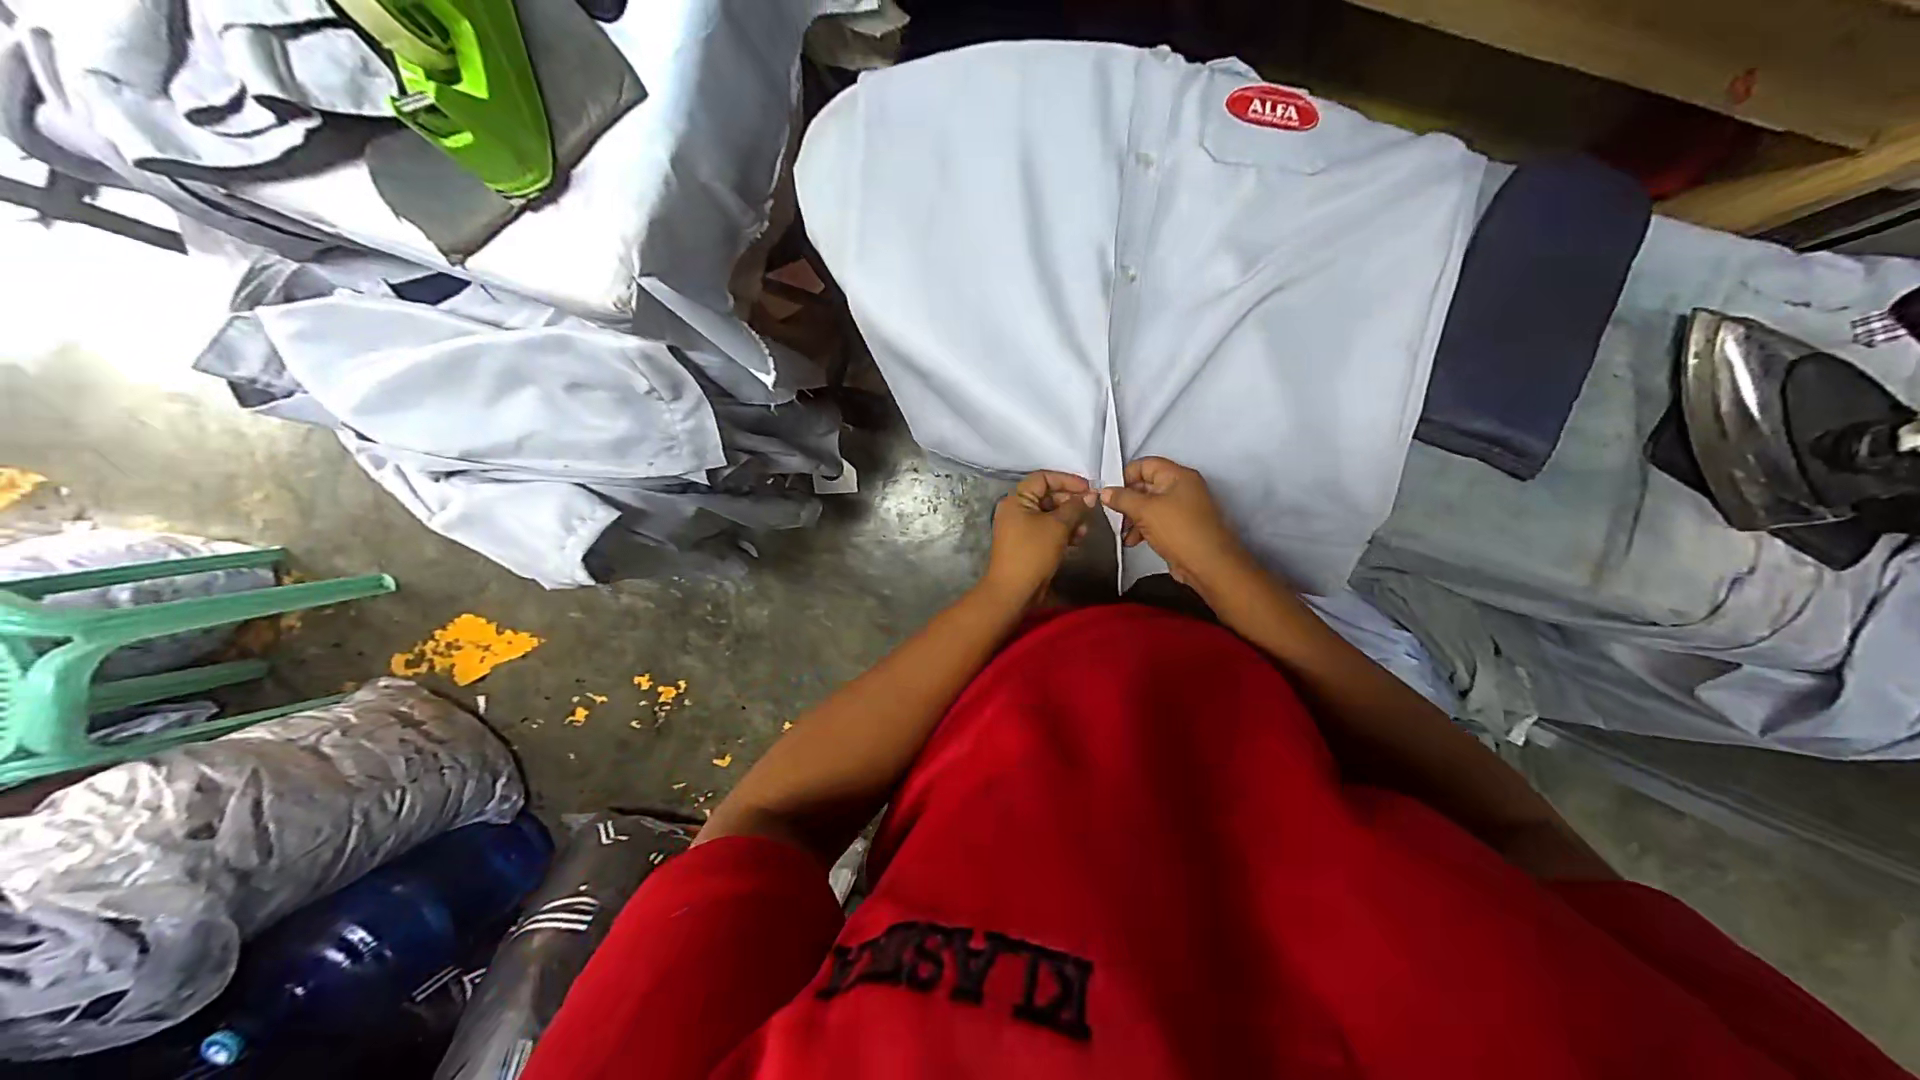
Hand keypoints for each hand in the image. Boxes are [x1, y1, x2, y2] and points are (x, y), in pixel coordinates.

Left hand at [984, 470, 1095, 605]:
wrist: (1014, 590)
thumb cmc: (1033, 552)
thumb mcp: (1058, 526)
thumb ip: (1075, 507)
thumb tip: (1090, 495)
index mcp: (1016, 499)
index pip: (1043, 478)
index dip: (1067, 480)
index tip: (1088, 488)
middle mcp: (1016, 509)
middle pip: (1047, 495)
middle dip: (1070, 502)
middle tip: (1090, 510)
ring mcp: (1020, 527)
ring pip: (1049, 514)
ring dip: (1069, 519)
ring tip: (1084, 530)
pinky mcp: (1027, 543)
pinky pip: (1047, 529)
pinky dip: (1062, 531)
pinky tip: (1077, 540)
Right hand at [1100, 457, 1252, 591]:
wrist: (1208, 565)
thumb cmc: (1182, 532)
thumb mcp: (1145, 511)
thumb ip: (1122, 498)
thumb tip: (1106, 492)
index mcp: (1177, 476)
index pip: (1145, 465)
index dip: (1125, 476)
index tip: (1110, 492)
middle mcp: (1182, 488)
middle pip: (1146, 485)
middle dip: (1127, 500)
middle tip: (1113, 513)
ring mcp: (1182, 508)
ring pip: (1149, 505)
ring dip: (1132, 517)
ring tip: (1123, 531)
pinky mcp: (1180, 526)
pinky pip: (1156, 521)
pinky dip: (1142, 528)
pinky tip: (1133, 540)